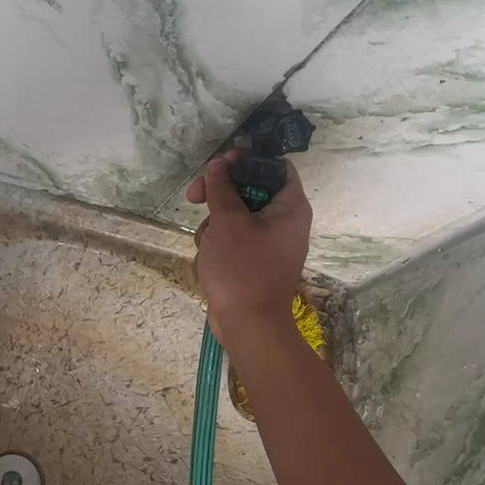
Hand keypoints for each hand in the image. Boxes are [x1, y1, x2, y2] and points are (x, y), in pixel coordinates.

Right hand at [187, 150, 311, 344]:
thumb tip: (218, 165)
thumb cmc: (243, 269)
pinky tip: (208, 263)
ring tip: (207, 246)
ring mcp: (267, 243)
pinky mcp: (252, 260)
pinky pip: (230, 240)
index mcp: (290, 207)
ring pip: (233, 216)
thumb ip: (222, 189)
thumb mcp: (227, 223)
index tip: (219, 162)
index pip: (275, 166)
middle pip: (248, 189)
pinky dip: (216, 247)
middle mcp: (284, 221)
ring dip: (212, 226)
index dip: (247, 159)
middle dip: (218, 196)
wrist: (248, 325)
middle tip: (193, 196)